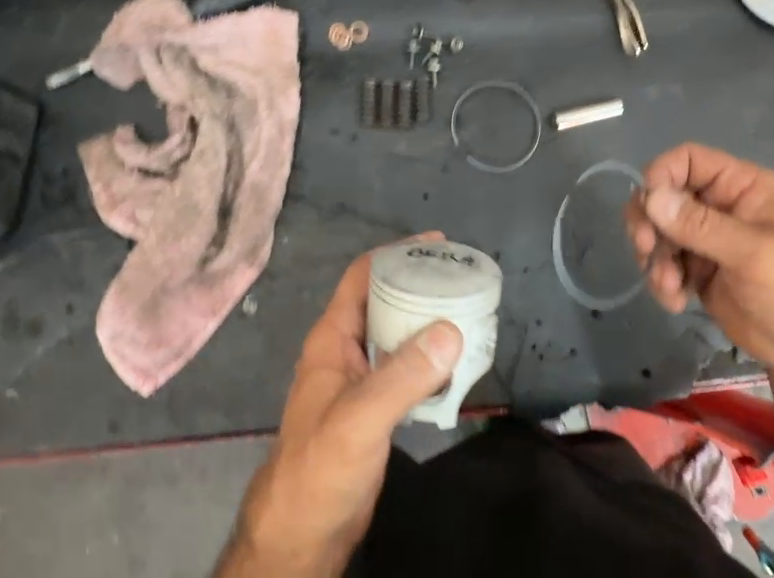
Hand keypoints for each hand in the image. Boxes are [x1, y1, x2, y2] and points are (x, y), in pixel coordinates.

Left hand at [219, 235, 463, 577]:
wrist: (304, 529)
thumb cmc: (320, 465)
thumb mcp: (360, 417)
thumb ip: (402, 375)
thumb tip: (451, 329)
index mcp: (332, 339)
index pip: (362, 276)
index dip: (396, 253)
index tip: (438, 244)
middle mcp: (345, 351)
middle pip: (384, 301)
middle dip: (420, 284)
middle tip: (463, 279)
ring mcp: (360, 380)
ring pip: (397, 335)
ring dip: (428, 322)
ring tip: (469, 313)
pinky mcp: (375, 408)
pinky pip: (406, 369)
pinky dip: (430, 360)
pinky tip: (457, 365)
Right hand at [624, 143, 773, 379]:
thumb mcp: (754, 254)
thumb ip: (700, 225)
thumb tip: (650, 197)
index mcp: (743, 186)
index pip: (688, 160)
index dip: (661, 176)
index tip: (649, 208)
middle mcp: (721, 206)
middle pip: (665, 195)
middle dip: (649, 221)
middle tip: (645, 249)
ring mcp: (709, 240)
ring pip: (659, 231)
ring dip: (654, 257)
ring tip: (669, 287)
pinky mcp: (700, 272)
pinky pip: (665, 263)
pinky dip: (662, 280)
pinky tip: (676, 302)